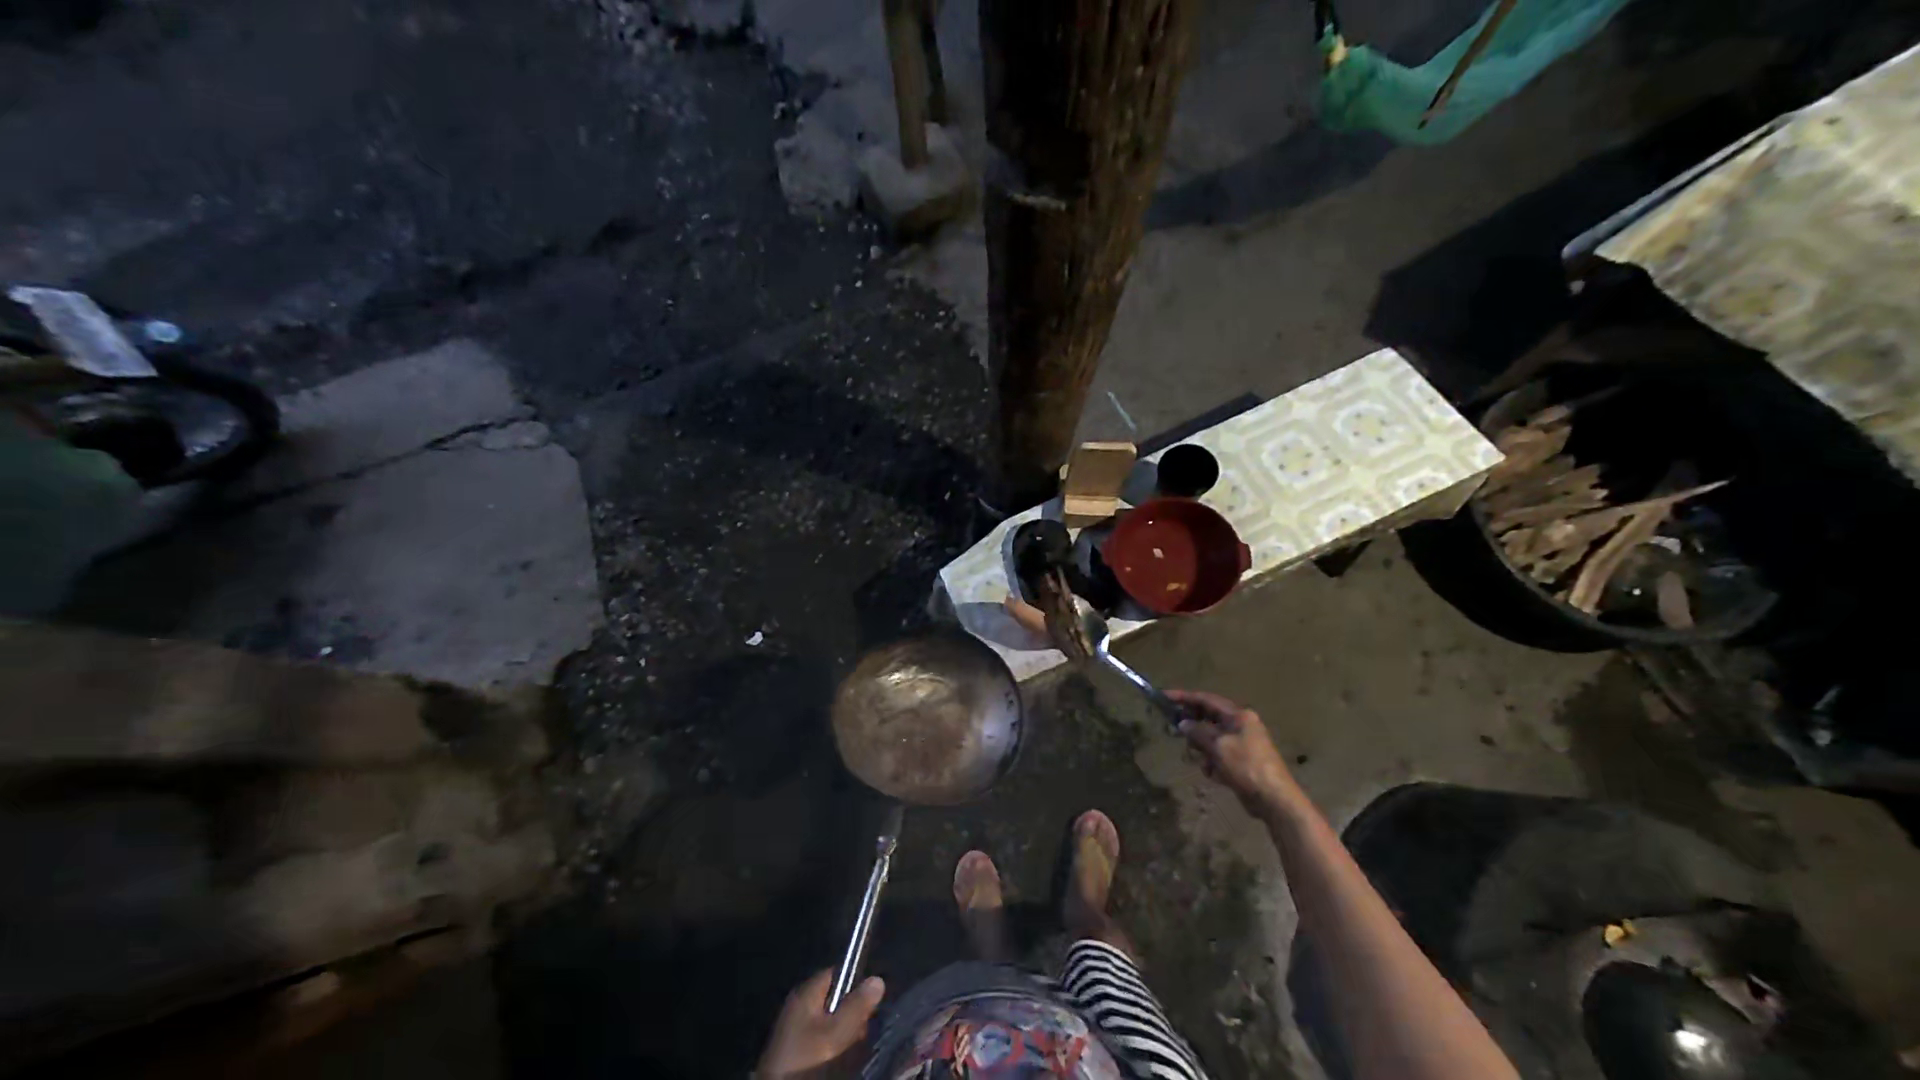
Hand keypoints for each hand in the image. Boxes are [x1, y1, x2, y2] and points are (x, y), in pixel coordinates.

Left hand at [755, 969, 884, 1078]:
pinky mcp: (796, 1043)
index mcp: (806, 992)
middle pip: (835, 996)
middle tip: (859, 1032)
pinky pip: (821, 1034)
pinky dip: (832, 1042)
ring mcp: (796, 1024)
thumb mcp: (836, 1033)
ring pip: (830, 1018)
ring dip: (843, 1030)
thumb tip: (878, 979)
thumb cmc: (807, 1058)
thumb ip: (856, 1007)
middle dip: (851, 1013)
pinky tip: (836, 1056)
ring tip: (849, 1046)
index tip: (869, 1002)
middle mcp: (800, 1002)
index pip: (837, 972)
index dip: (856, 983)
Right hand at [1169, 690, 1301, 814]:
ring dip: (1204, 751)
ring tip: (1206, 764)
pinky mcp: (1241, 761)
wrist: (1274, 799)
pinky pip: (1218, 755)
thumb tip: (1183, 723)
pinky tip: (1216, 775)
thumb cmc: (1246, 766)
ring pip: (1211, 740)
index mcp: (1239, 716)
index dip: (1184, 697)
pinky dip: (1213, 764)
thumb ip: (1198, 732)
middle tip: (1175, 732)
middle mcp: (1241, 725)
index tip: (1164, 696)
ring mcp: (1242, 743)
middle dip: (1193, 729)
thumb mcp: (1218, 746)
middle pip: (1208, 719)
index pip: (1206, 700)